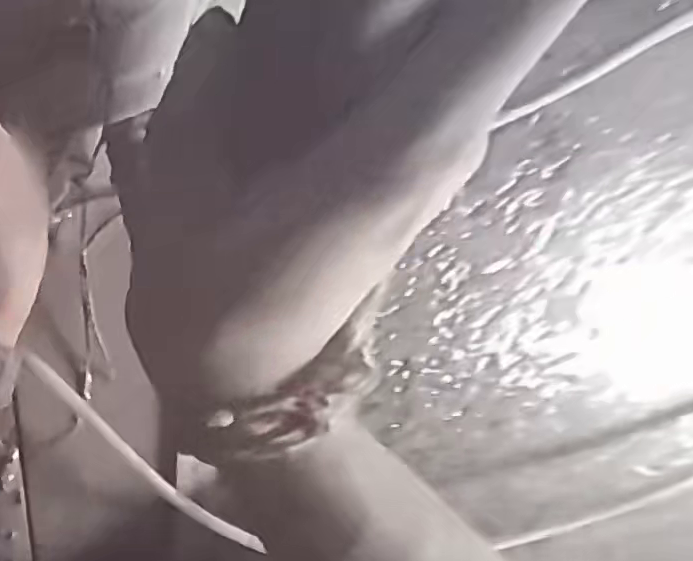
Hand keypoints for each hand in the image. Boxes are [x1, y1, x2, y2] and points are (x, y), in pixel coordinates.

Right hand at [112, 0, 586, 411]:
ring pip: (448, 36)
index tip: (335, 12)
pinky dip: (361, 70)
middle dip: (370, 9)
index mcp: (397, 146)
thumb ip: (188, 122)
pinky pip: (417, 81)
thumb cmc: (208, 322)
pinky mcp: (415, 171)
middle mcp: (449, 134)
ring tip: (265, 70)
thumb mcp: (173, 227)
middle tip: (277, 35)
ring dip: (364, 32)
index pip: (519, 2)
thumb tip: (212, 29)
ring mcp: (440, 153)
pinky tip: (281, 104)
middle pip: (471, 6)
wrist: (243, 391)